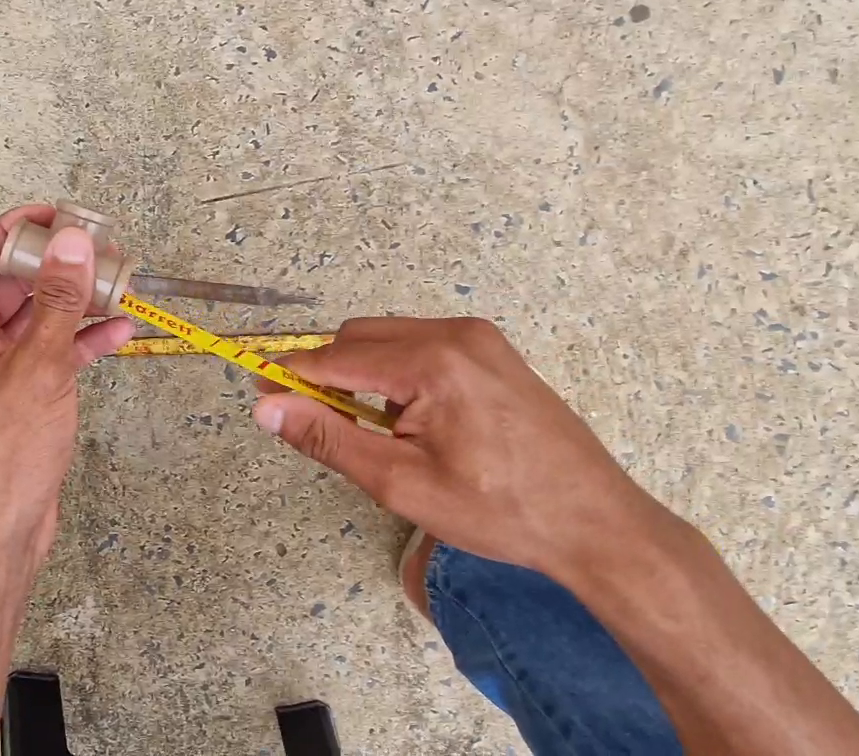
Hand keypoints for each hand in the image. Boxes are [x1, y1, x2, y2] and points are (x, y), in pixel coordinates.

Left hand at [0, 206, 134, 574]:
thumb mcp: (33, 368)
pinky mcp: (22, 398)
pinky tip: (118, 329)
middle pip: (12, 284)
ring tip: (116, 279)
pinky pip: (52, 355)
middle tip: (97, 244)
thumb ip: (56, 302)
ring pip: (37, 319)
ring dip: (73, 300)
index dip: (14, 228)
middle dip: (53, 263)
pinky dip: (81, 341)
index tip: (55, 212)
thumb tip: (71, 241)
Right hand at [252, 317, 668, 580]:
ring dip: (361, 373)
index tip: (258, 392)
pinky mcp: (491, 349)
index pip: (335, 357)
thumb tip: (265, 408)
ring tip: (375, 429)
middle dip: (327, 374)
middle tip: (316, 421)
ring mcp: (477, 337)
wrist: (600, 526)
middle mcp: (453, 332)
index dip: (291, 375)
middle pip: (358, 338)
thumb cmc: (499, 511)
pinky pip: (419, 344)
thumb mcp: (400, 482)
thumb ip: (326, 437)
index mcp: (431, 361)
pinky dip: (395, 372)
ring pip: (386, 338)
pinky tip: (411, 417)